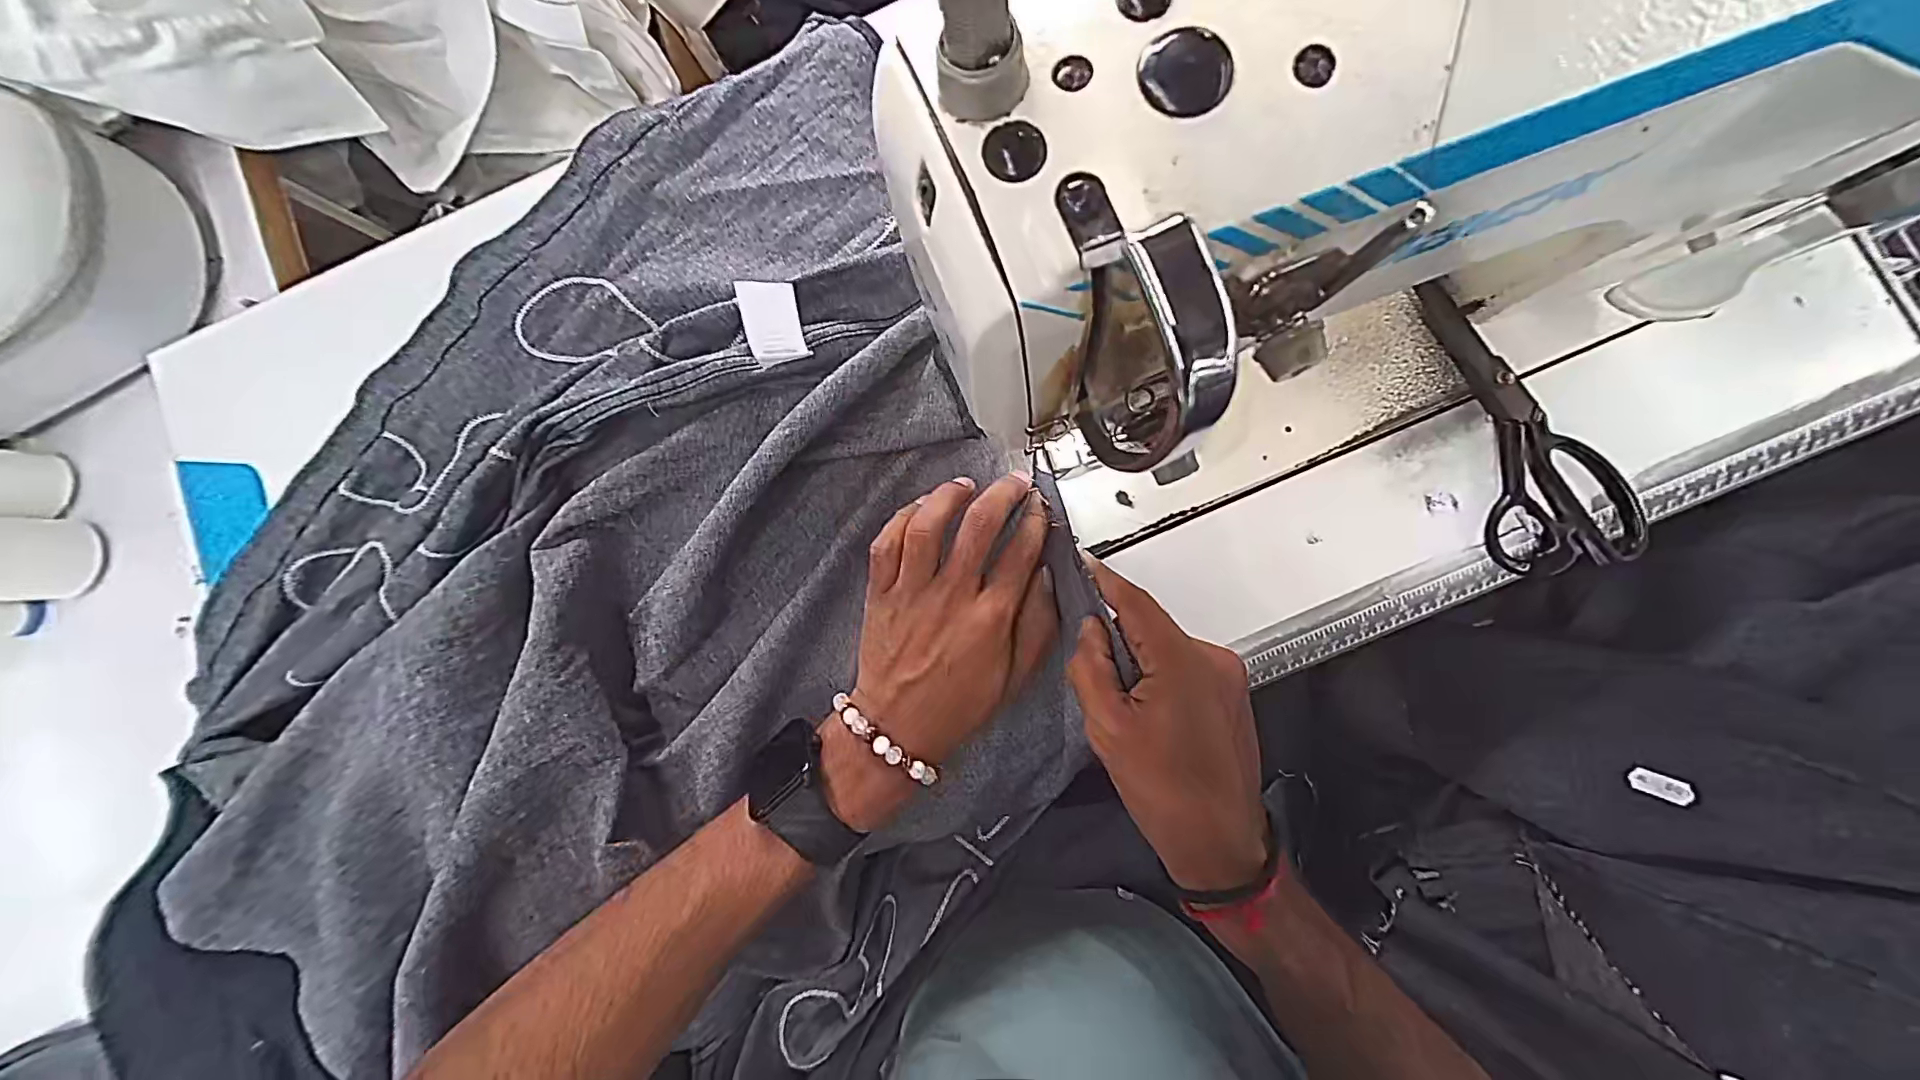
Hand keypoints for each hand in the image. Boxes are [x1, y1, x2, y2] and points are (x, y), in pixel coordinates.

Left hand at [821, 473, 1054, 830]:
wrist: (898, 727)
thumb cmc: (956, 706)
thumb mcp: (1015, 677)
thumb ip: (1038, 626)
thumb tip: (1047, 579)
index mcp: (989, 619)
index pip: (1020, 552)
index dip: (1035, 521)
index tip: (1040, 509)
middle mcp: (951, 599)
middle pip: (979, 527)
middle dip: (1003, 495)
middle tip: (1013, 484)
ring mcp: (912, 593)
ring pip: (928, 526)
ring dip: (949, 497)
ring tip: (966, 486)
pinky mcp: (881, 595)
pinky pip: (886, 545)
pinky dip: (903, 518)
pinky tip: (921, 509)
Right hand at [1066, 557, 1268, 892]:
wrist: (1219, 840)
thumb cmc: (1170, 795)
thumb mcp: (1107, 728)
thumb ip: (1090, 668)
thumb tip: (1090, 632)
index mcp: (1180, 662)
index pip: (1135, 602)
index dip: (1105, 580)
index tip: (1086, 564)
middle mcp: (1212, 660)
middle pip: (1149, 626)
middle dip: (1118, 640)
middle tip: (1096, 675)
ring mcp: (1226, 676)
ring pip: (1166, 648)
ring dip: (1140, 663)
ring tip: (1128, 712)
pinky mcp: (1231, 692)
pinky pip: (1184, 666)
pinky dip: (1160, 676)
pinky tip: (1151, 717)